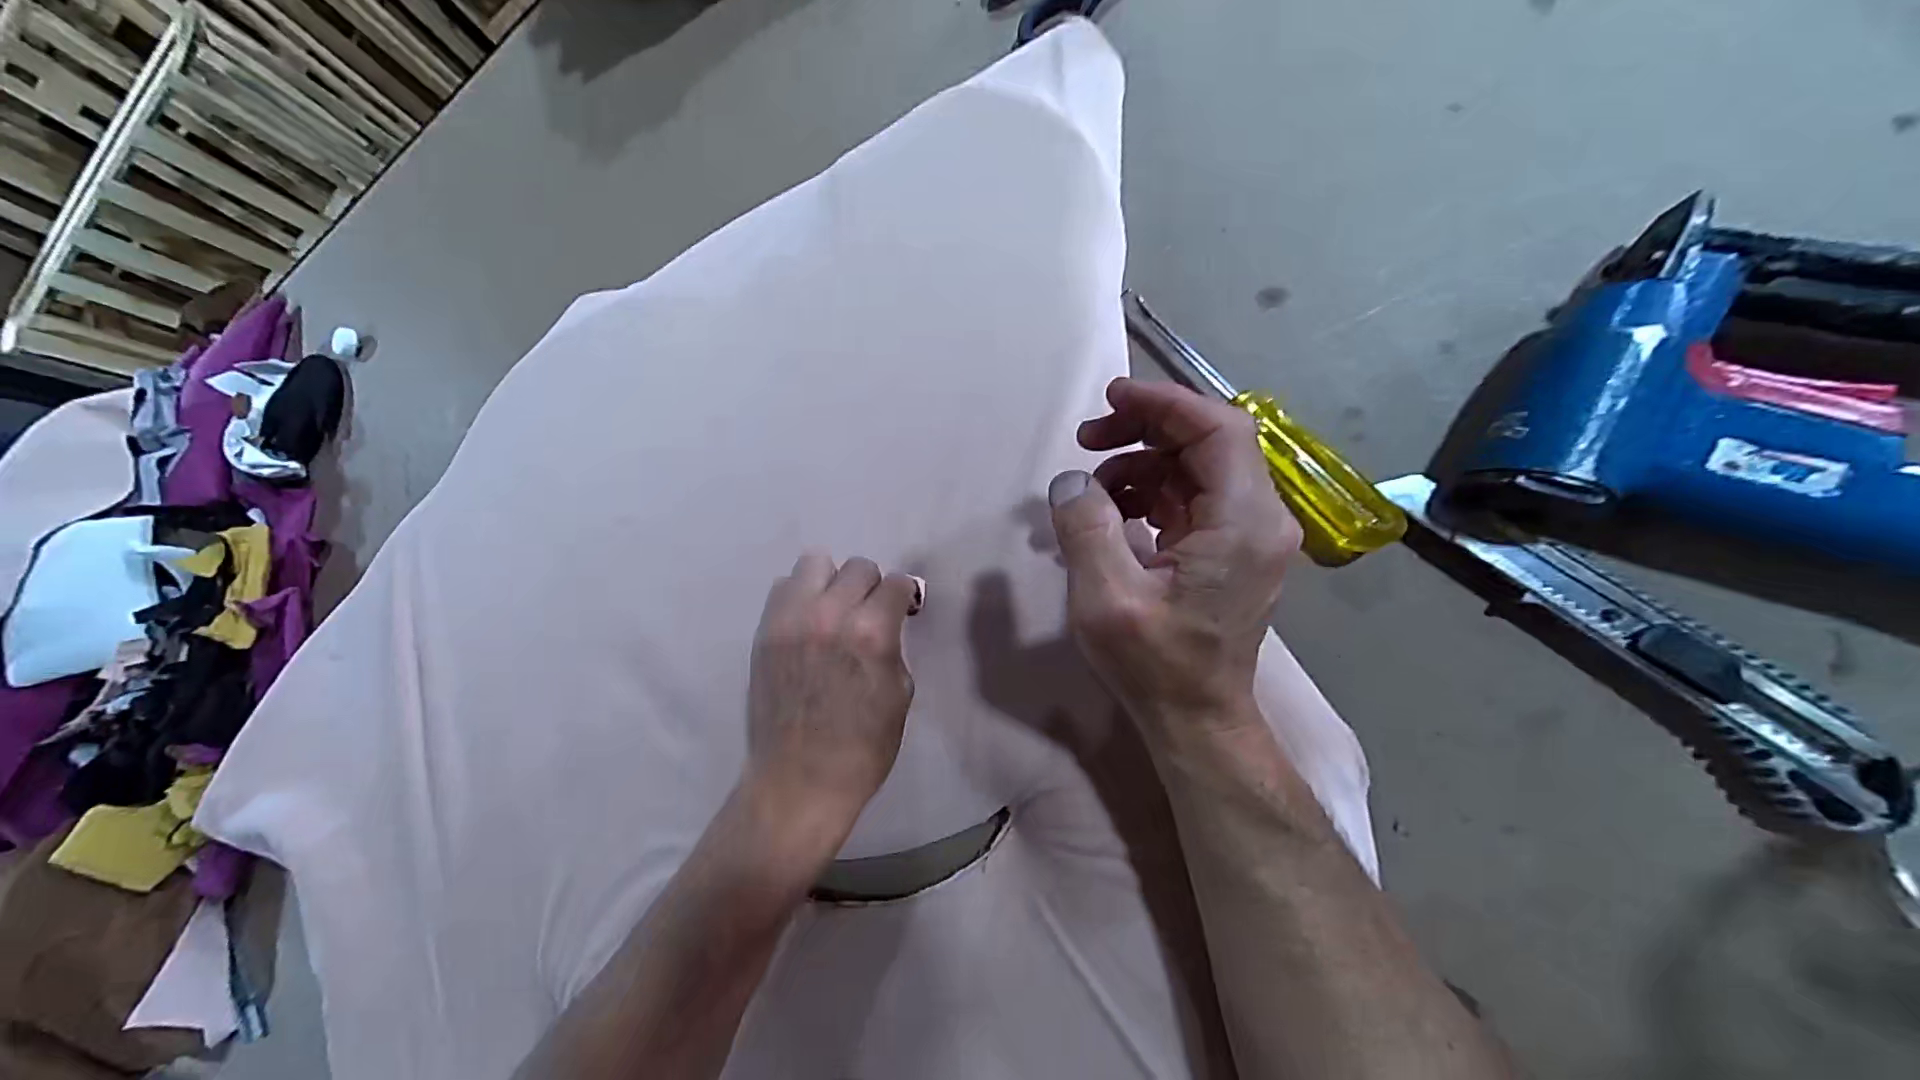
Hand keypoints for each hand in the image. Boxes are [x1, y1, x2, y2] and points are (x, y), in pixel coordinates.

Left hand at [745, 553, 922, 825]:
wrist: (800, 781)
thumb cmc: (863, 747)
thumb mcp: (899, 693)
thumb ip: (893, 645)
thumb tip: (888, 623)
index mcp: (872, 633)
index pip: (897, 584)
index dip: (905, 597)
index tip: (903, 610)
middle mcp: (830, 614)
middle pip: (859, 567)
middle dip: (872, 587)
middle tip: (869, 613)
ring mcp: (790, 619)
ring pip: (815, 562)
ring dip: (832, 581)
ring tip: (834, 610)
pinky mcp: (764, 631)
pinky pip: (783, 587)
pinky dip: (800, 596)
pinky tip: (807, 624)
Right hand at [1049, 377, 1300, 727]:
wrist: (1197, 719)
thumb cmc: (1156, 664)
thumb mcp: (1106, 598)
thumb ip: (1085, 528)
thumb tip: (1072, 480)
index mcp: (1242, 522)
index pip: (1217, 429)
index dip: (1163, 403)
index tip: (1111, 398)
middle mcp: (1259, 519)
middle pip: (1207, 441)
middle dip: (1144, 430)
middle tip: (1087, 441)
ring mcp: (1248, 535)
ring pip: (1196, 468)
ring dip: (1142, 464)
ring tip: (1092, 492)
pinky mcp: (1230, 551)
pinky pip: (1192, 498)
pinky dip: (1150, 492)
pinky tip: (1114, 515)